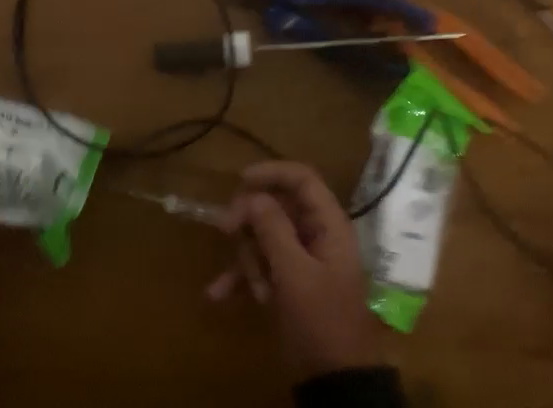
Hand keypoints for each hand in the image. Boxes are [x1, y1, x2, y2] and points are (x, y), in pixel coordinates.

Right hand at [206, 162, 381, 378]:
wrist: (334, 380)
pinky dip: (241, 278)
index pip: (302, 179)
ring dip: (248, 258)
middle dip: (250, 221)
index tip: (239, 181)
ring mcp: (301, 260)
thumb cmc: (321, 319)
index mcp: (329, 226)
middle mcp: (316, 236)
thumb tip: (251, 196)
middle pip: (276, 207)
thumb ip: (272, 228)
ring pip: (263, 237)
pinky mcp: (288, 283)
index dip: (271, 173)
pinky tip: (218, 294)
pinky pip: (259, 266)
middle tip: (226, 230)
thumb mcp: (294, 272)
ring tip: (252, 287)